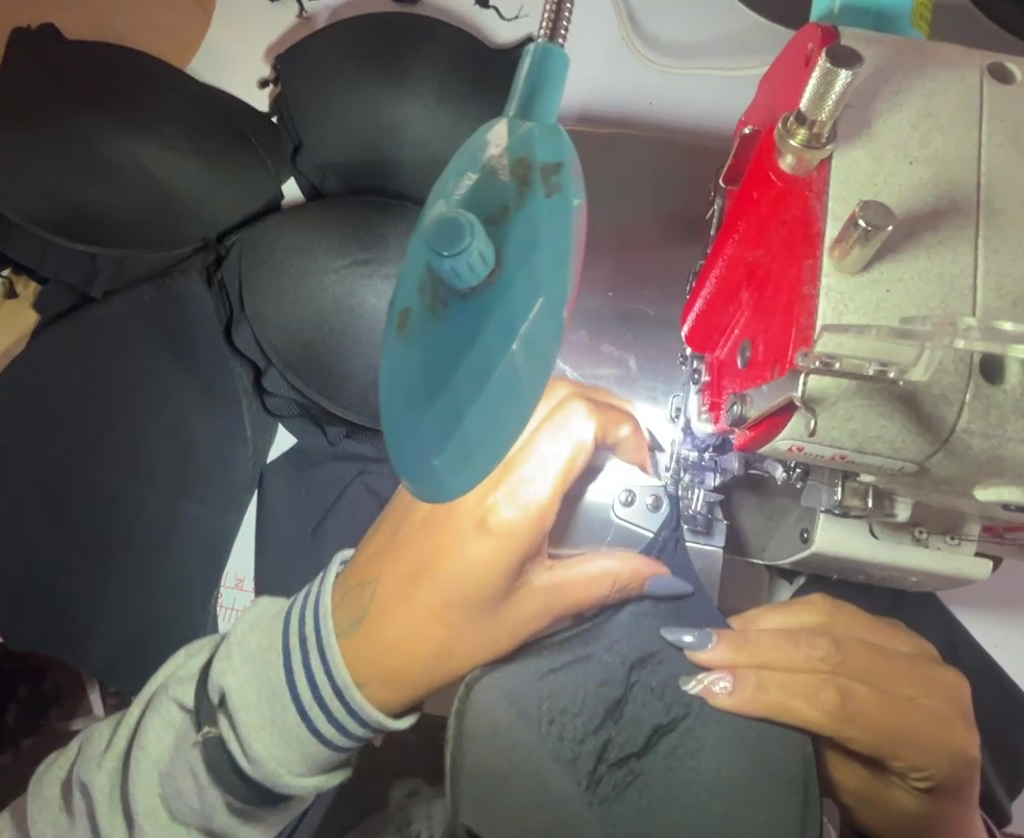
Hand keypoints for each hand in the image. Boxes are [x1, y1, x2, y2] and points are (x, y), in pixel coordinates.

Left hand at [334, 377, 687, 715]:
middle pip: (559, 392)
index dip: (624, 429)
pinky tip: (548, 449)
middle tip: (627, 456)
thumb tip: (662, 573)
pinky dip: (537, 412)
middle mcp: (483, 458)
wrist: (360, 630)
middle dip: (607, 411)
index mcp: (511, 499)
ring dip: (572, 405)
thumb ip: (602, 580)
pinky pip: (498, 408)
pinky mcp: (438, 450)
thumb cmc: (447, 631)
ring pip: (527, 392)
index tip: (640, 470)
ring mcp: (455, 448)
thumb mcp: (531, 611)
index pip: (579, 418)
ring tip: (595, 449)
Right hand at [671, 593, 983, 837]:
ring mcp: (918, 647)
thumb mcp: (856, 797)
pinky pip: (831, 610)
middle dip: (754, 647)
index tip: (707, 685)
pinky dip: (781, 615)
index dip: (768, 688)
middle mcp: (934, 681)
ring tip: (711, 633)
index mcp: (934, 738)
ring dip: (761, 624)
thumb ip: (808, 740)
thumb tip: (733, 689)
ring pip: (826, 617)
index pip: (838, 700)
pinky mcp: (896, 629)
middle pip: (830, 649)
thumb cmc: (901, 814)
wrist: (948, 803)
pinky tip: (746, 625)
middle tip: (693, 646)